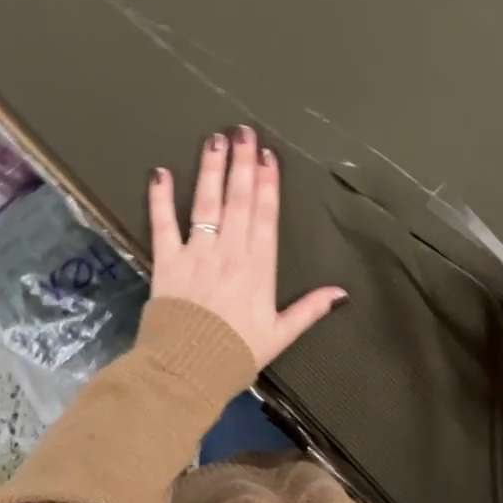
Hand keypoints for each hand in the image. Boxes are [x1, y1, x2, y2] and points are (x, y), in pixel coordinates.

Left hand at [147, 125, 346, 368]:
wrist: (187, 371)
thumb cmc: (235, 353)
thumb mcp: (280, 334)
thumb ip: (310, 309)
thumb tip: (342, 292)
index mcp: (259, 266)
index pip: (265, 215)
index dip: (267, 183)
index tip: (267, 155)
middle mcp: (229, 252)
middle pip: (238, 199)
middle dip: (241, 162)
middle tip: (242, 131)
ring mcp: (196, 254)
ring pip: (206, 203)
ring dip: (210, 170)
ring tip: (214, 139)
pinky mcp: (166, 262)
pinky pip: (162, 224)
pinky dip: (160, 199)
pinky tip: (161, 173)